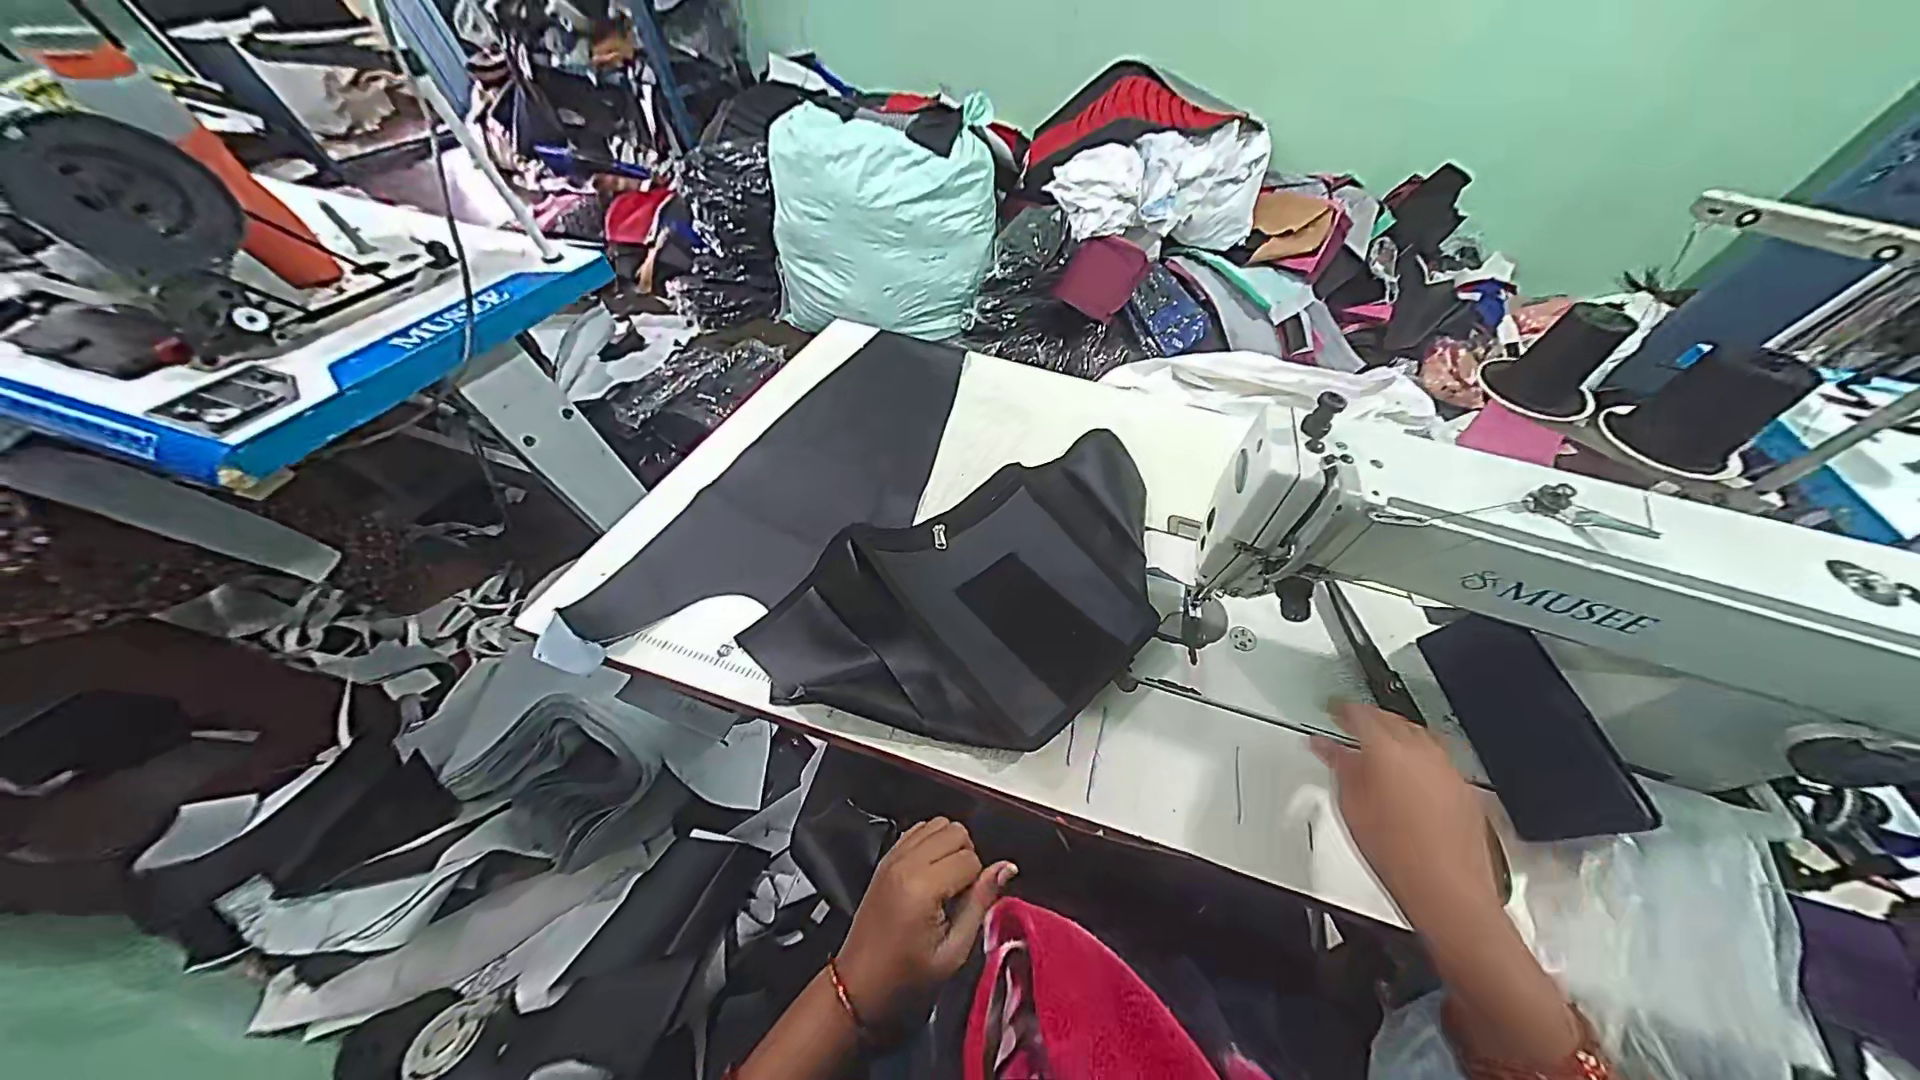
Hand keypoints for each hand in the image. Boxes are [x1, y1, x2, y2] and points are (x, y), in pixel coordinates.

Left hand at [835, 817, 1016, 1026]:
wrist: (859, 983)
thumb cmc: (906, 976)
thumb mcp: (953, 952)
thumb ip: (981, 903)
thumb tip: (1006, 868)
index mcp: (922, 887)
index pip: (970, 858)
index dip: (977, 883)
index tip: (966, 907)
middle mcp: (905, 862)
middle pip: (956, 831)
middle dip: (967, 857)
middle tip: (959, 892)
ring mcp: (893, 856)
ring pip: (938, 823)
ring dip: (950, 845)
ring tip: (946, 880)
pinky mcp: (886, 857)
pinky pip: (918, 828)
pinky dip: (931, 841)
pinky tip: (931, 871)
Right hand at [1312, 702, 1497, 925]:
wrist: (1445, 890)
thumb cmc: (1397, 852)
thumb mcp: (1349, 802)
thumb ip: (1338, 764)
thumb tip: (1326, 747)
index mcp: (1387, 748)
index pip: (1360, 714)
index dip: (1343, 711)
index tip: (1335, 712)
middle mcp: (1422, 753)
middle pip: (1392, 720)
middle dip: (1370, 719)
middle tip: (1352, 724)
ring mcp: (1448, 771)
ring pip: (1419, 737)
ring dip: (1397, 736)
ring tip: (1379, 747)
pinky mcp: (1466, 792)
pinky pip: (1438, 761)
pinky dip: (1419, 759)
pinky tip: (1408, 774)